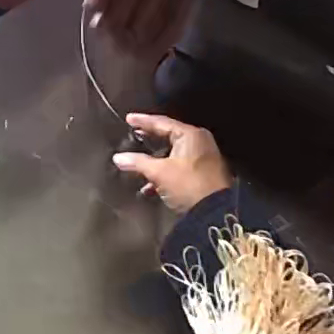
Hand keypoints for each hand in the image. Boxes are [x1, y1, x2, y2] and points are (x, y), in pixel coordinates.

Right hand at [111, 114, 231, 210]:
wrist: (215, 214)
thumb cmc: (188, 185)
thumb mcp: (158, 172)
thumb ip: (137, 162)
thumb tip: (118, 158)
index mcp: (191, 135)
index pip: (162, 122)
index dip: (143, 121)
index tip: (129, 119)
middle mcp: (199, 143)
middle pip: (168, 136)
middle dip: (149, 139)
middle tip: (133, 134)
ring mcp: (203, 159)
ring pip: (172, 154)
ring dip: (154, 160)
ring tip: (137, 163)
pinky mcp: (203, 174)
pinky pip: (178, 167)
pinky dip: (163, 172)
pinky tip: (150, 185)